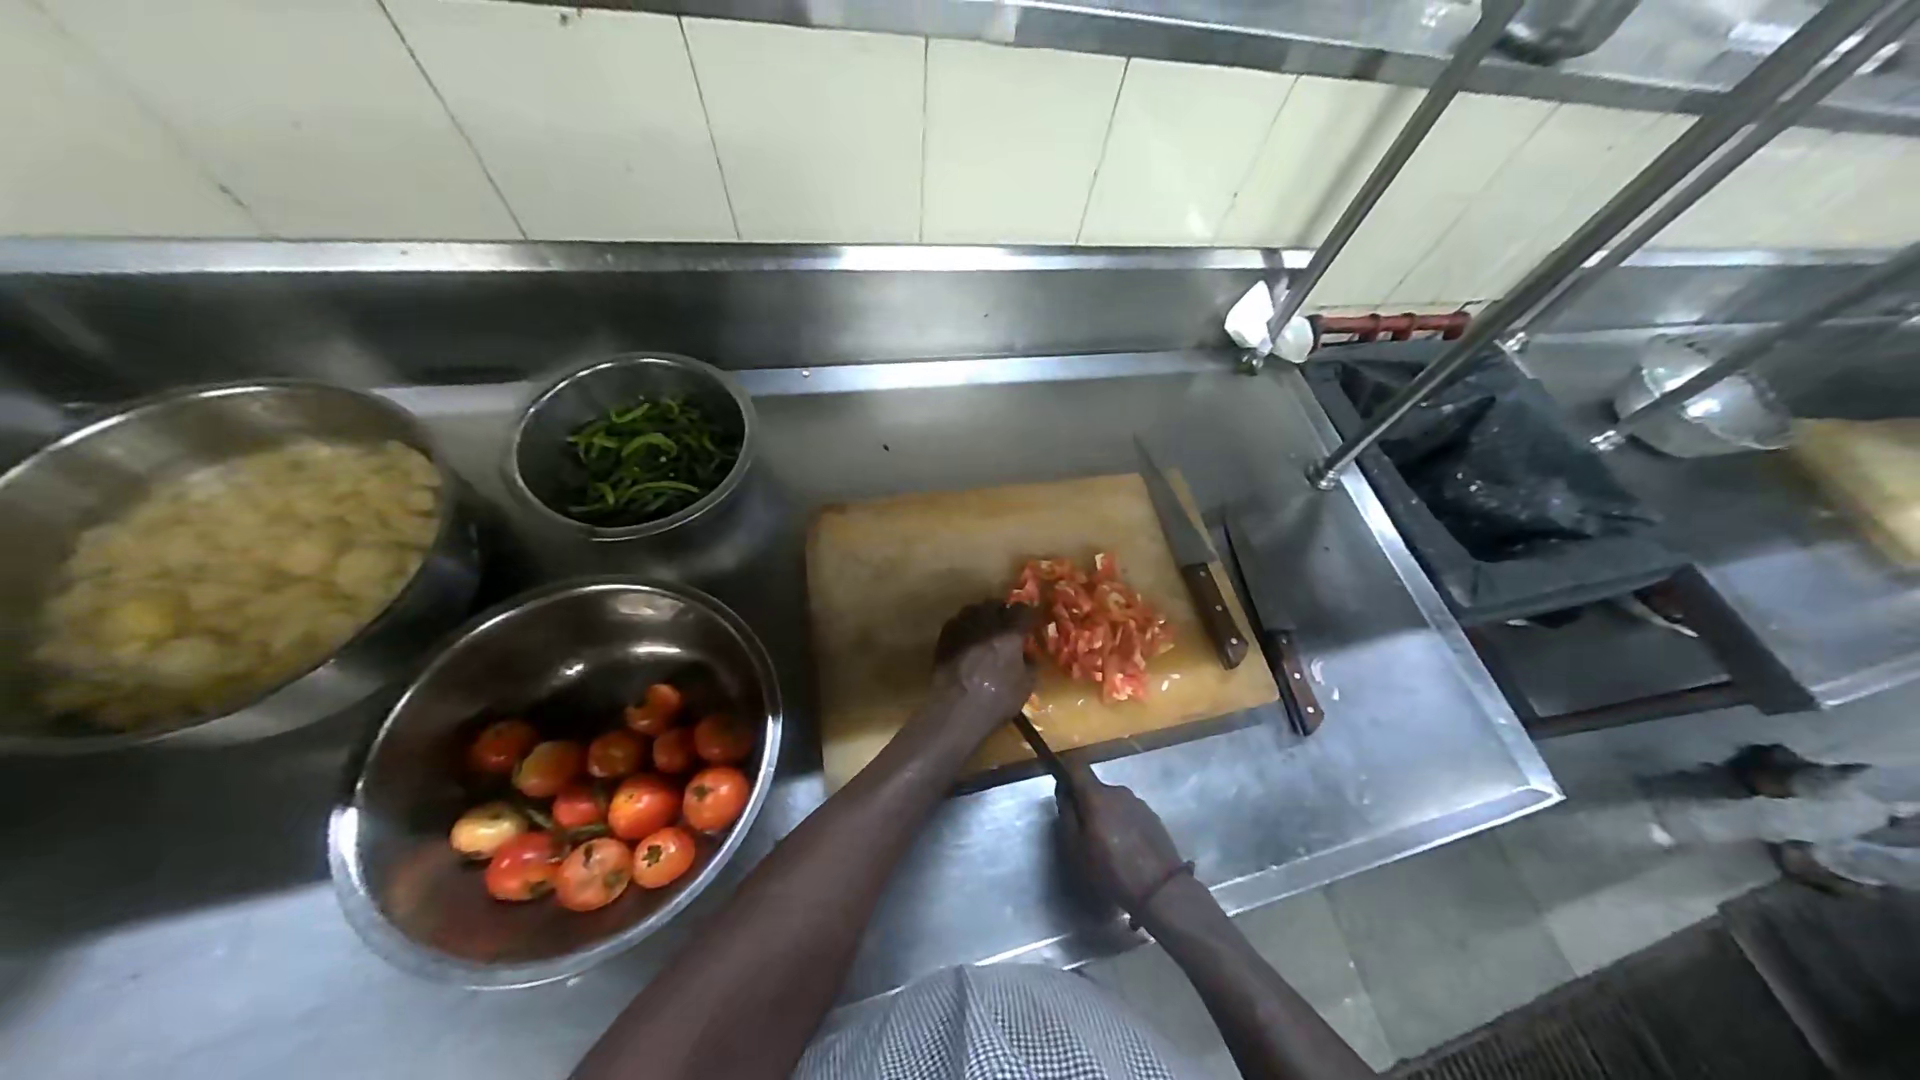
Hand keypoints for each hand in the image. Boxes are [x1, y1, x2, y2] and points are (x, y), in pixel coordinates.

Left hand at [930, 601, 1036, 732]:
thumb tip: (1027, 654)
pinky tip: (968, 639)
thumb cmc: (996, 700)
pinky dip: (966, 626)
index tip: (1031, 622)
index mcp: (1009, 633)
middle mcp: (985, 623)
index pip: (1024, 610)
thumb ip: (1030, 664)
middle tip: (1008, 625)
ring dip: (983, 616)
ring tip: (986, 629)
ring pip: (974, 609)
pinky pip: (958, 622)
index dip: (1029, 614)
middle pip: (997, 604)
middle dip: (1004, 612)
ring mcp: (962, 627)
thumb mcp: (1026, 686)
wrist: (955, 709)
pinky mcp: (944, 637)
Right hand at [1057, 766, 1188, 920]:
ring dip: (1106, 816)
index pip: (1077, 768)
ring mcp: (1139, 803)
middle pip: (1095, 789)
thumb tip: (1064, 793)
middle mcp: (1119, 792)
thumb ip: (1066, 815)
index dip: (1066, 775)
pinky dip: (1123, 824)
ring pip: (1113, 802)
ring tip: (1108, 846)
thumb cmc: (1110, 870)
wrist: (1161, 890)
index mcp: (1097, 795)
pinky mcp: (1153, 817)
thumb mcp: (1075, 848)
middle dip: (1087, 805)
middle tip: (1085, 834)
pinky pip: (1129, 813)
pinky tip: (1127, 849)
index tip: (1063, 793)